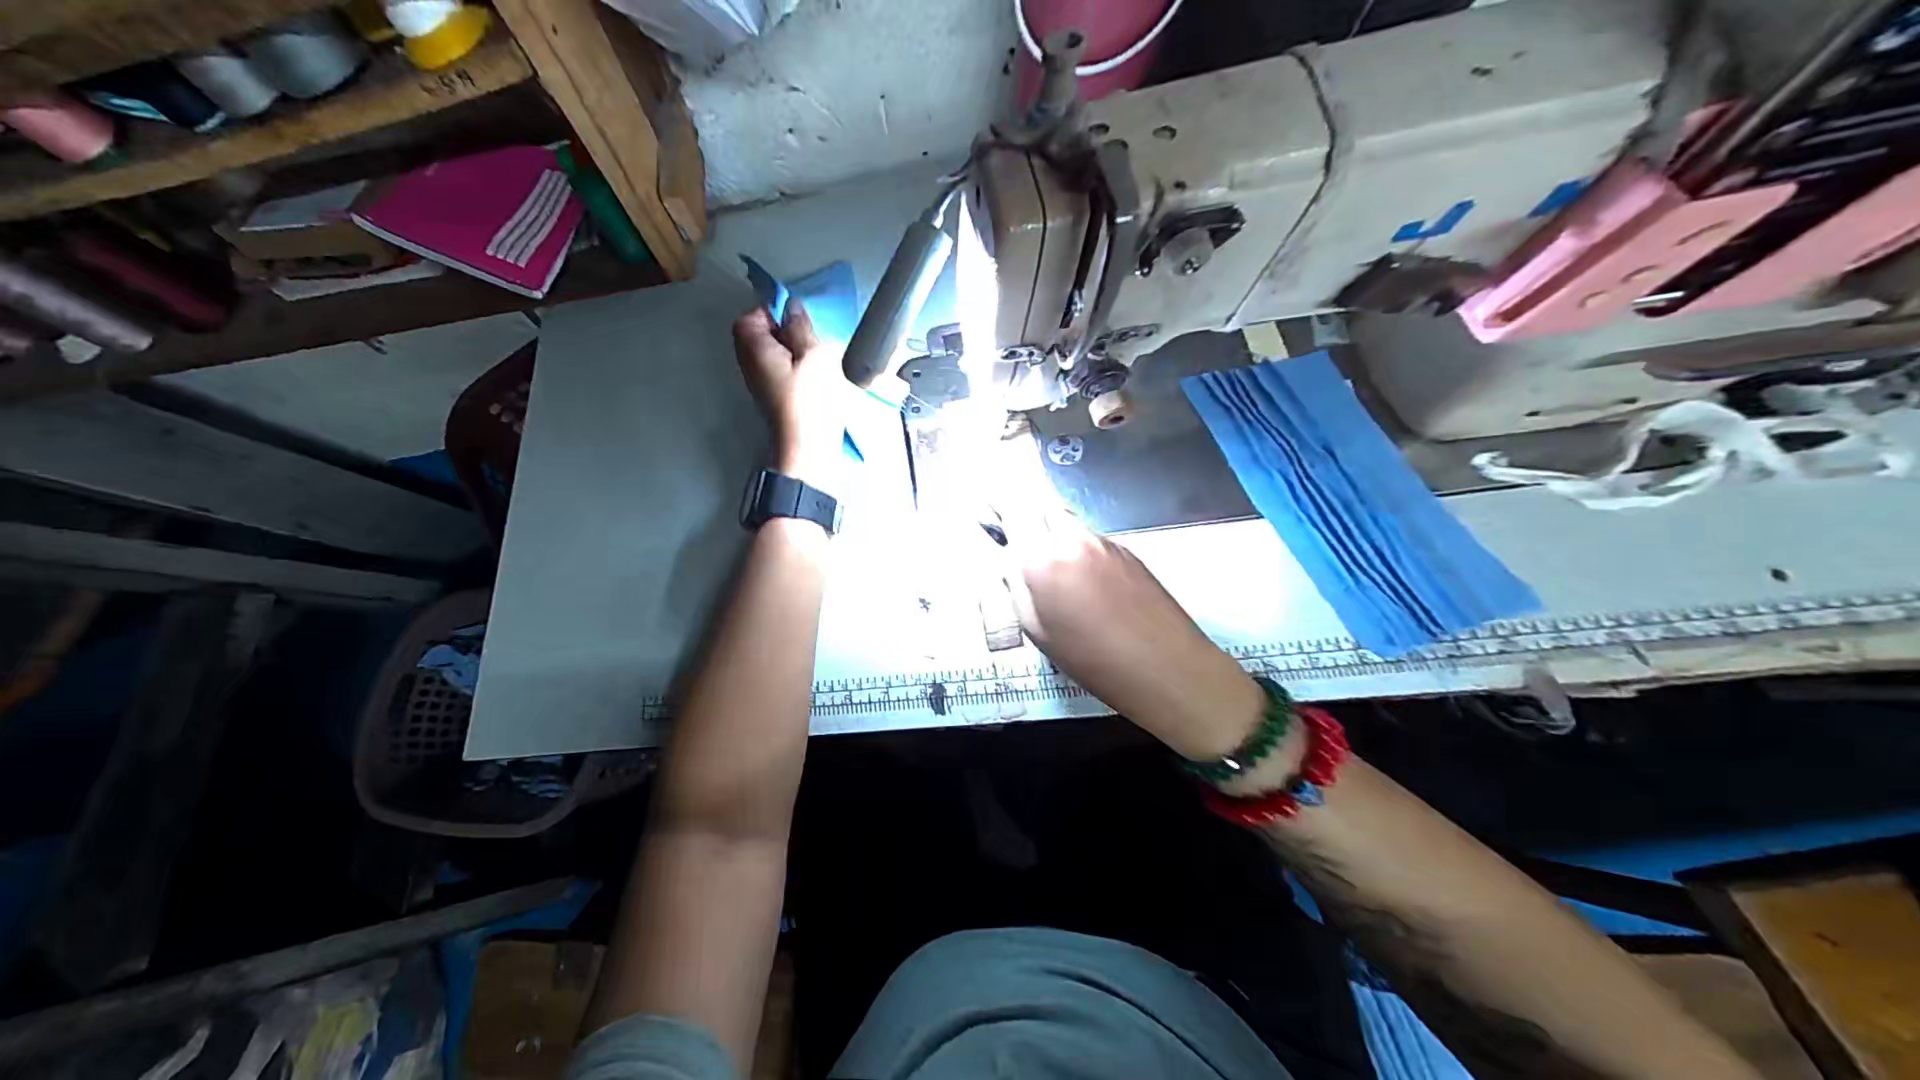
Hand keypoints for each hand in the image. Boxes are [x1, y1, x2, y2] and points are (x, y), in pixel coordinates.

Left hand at [733, 300, 846, 492]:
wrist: (808, 451)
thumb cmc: (810, 403)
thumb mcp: (813, 354)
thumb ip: (800, 326)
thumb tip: (791, 308)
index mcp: (752, 346)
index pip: (754, 313)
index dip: (778, 312)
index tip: (802, 322)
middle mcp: (749, 363)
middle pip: (762, 333)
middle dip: (787, 332)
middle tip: (811, 342)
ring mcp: (759, 383)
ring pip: (774, 353)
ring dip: (794, 352)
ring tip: (817, 363)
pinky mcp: (773, 399)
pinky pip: (781, 372)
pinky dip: (796, 370)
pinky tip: (815, 381)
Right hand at [1000, 502, 1269, 763]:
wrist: (1165, 665)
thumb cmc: (1091, 659)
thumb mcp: (1037, 630)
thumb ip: (1017, 586)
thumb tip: (1009, 559)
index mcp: (1043, 557)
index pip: (1013, 509)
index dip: (997, 507)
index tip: (987, 516)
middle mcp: (1072, 538)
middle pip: (1039, 504)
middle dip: (1023, 515)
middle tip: (1014, 539)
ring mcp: (1103, 541)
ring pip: (1065, 521)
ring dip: (1050, 532)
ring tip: (1049, 565)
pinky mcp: (1127, 550)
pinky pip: (1089, 538)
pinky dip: (1075, 547)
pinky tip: (1081, 579)